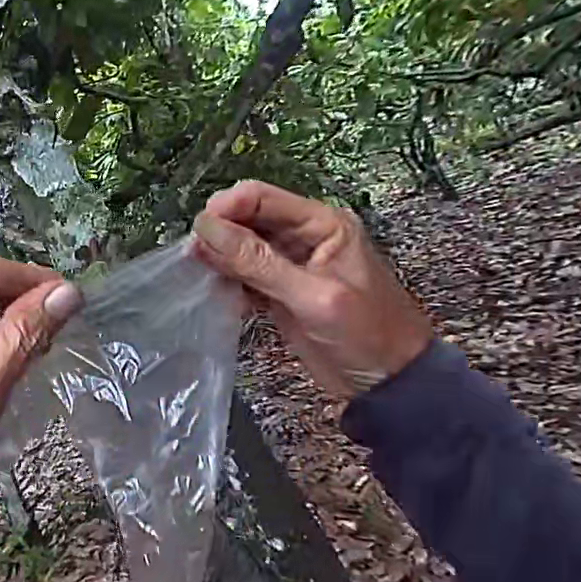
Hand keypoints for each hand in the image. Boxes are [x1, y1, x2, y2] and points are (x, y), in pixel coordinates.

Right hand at [192, 181, 431, 396]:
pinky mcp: (278, 291)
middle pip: (248, 219)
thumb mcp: (312, 297)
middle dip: (219, 233)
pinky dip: (227, 281)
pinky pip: (243, 275)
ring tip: (198, 275)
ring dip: (219, 258)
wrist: (388, 383)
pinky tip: (213, 292)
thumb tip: (206, 229)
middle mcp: (302, 236)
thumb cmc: (364, 335)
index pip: (262, 198)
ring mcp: (289, 265)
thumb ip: (259, 263)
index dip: (227, 208)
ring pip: (241, 248)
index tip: (198, 233)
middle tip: (192, 258)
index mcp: (321, 223)